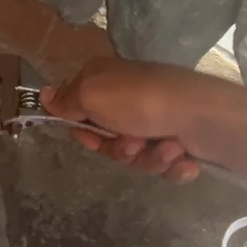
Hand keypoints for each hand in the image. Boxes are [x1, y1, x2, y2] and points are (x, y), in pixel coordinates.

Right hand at [42, 57, 246, 182]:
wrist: (204, 116)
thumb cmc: (140, 101)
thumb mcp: (90, 94)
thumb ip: (65, 100)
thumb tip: (43, 93)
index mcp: (105, 81)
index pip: (78, 111)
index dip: (83, 130)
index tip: (90, 137)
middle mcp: (127, 98)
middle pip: (106, 139)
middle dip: (119, 149)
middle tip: (133, 142)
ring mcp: (155, 120)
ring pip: (135, 156)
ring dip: (148, 158)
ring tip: (166, 147)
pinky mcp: (179, 140)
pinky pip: (163, 165)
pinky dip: (172, 165)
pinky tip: (183, 157)